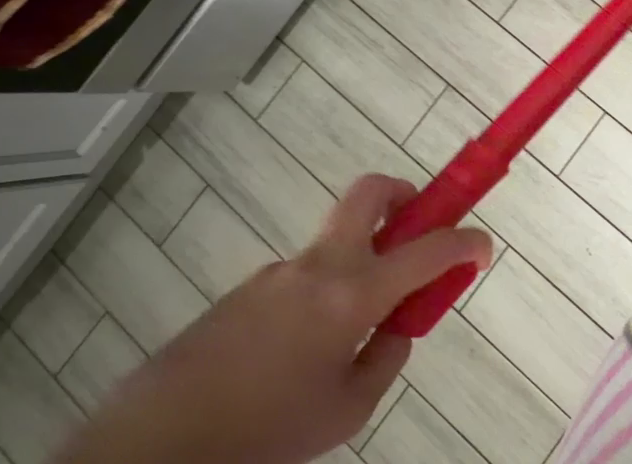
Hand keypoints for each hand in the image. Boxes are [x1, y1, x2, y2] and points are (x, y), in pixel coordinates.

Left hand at [56, 175, 492, 463]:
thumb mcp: (347, 409)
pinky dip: (319, 296)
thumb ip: (386, 359)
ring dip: (359, 264)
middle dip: (407, 194)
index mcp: (353, 293)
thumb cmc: (262, 431)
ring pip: (334, 245)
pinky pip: (299, 280)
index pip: (432, 247)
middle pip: (370, 194)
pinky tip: (297, 353)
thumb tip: (395, 330)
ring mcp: (275, 275)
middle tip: (419, 226)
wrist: (148, 450)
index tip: (483, 249)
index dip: (469, 241)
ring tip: (346, 335)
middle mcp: (318, 267)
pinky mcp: (240, 295)